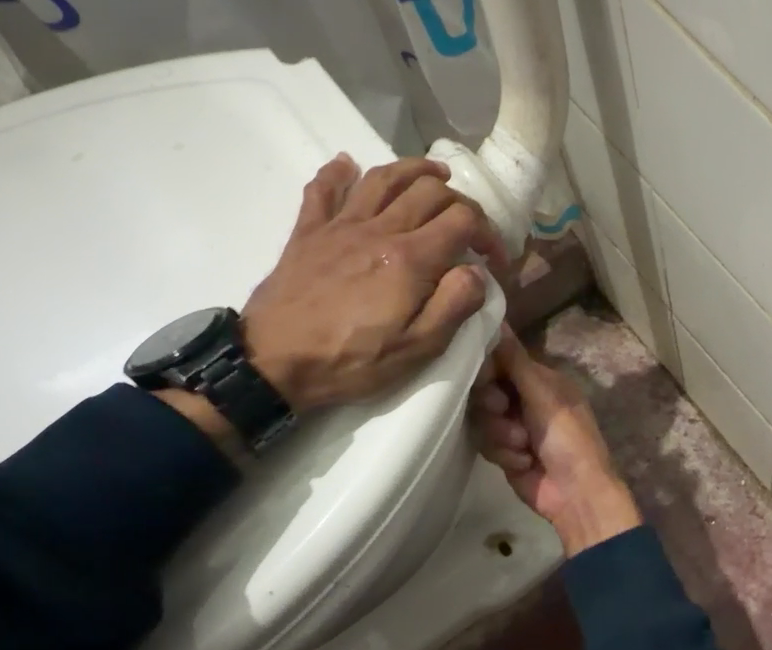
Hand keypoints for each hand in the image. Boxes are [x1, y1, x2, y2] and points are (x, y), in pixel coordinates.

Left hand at [241, 154, 509, 411]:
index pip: (463, 221)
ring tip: (434, 175)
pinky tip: (349, 165)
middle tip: (471, 226)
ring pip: (383, 177)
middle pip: (428, 191)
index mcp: (410, 260)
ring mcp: (340, 226)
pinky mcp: (308, 232)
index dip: (489, 234)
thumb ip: (454, 306)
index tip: (496, 261)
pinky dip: (339, 171)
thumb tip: (477, 274)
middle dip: (460, 201)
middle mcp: (379, 230)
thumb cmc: (353, 361)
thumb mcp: (419, 349)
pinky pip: (324, 189)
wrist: (275, 359)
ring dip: (414, 170)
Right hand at [473, 326, 642, 555]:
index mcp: (542, 380)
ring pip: (481, 418)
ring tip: (522, 446)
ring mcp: (514, 427)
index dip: (487, 368)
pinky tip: (523, 462)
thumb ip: (514, 359)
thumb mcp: (544, 394)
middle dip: (492, 405)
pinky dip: (503, 454)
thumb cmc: (568, 438)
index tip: (486, 377)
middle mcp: (527, 400)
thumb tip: (495, 314)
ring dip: (500, 433)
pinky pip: (485, 443)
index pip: (500, 360)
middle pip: (484, 389)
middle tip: (504, 412)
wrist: (576, 495)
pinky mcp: (505, 453)